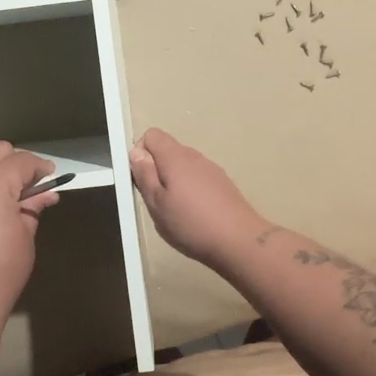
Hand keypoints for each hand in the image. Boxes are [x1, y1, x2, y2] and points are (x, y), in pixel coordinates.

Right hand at [129, 128, 269, 265]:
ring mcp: (211, 169)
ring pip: (183, 166)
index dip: (141, 153)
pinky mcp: (223, 183)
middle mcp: (195, 156)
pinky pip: (198, 178)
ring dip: (174, 182)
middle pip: (168, 151)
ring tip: (176, 211)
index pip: (152, 135)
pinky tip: (195, 214)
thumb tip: (136, 152)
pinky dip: (191, 190)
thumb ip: (144, 175)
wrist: (239, 240)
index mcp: (175, 157)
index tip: (142, 179)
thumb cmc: (191, 223)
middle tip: (157, 201)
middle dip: (157, 171)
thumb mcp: (157, 203)